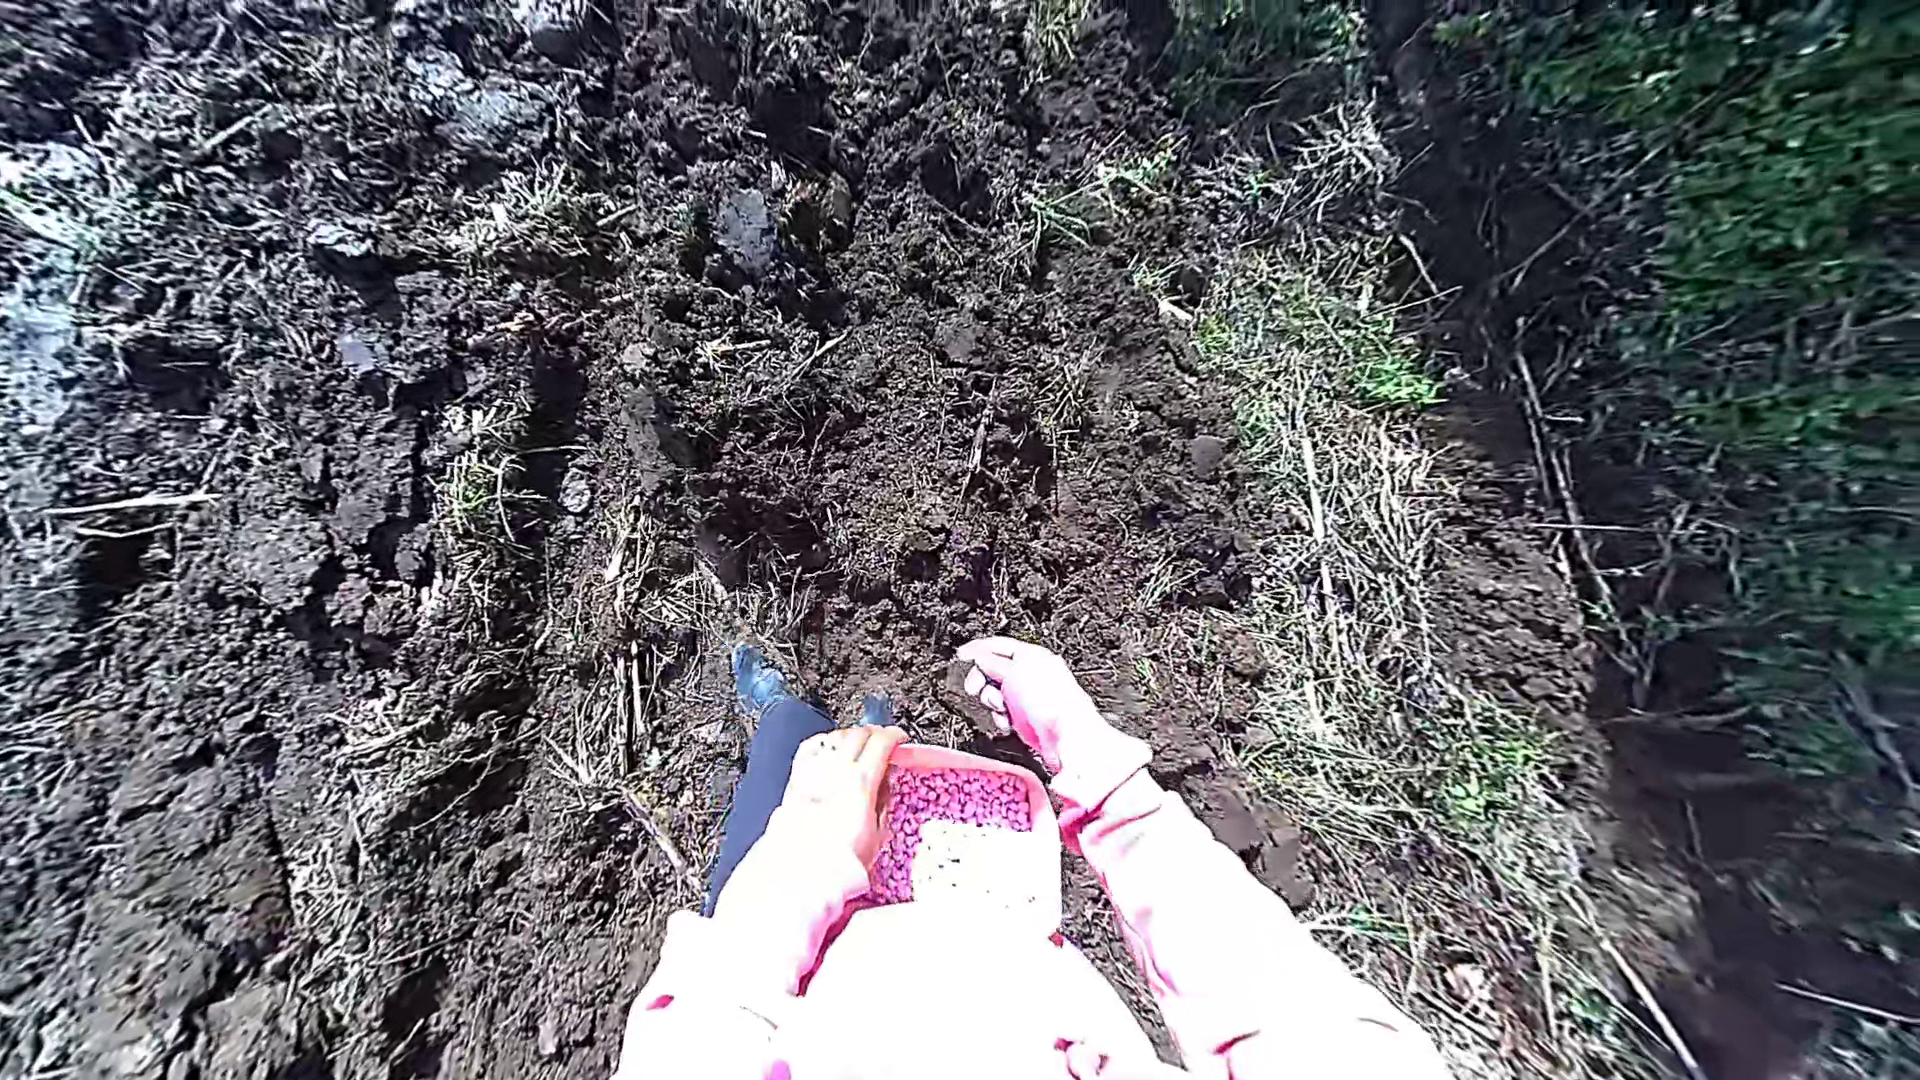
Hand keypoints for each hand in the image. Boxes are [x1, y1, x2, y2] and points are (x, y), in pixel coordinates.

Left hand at [780, 725, 906, 866]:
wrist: (803, 874)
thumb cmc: (839, 861)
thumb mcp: (877, 834)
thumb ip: (883, 801)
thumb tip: (886, 783)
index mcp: (861, 781)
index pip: (882, 741)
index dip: (894, 735)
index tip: (899, 739)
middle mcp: (837, 769)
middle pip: (859, 733)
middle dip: (875, 733)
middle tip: (882, 740)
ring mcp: (815, 771)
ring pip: (836, 735)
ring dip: (851, 735)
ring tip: (857, 743)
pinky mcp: (797, 778)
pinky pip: (811, 746)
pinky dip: (823, 741)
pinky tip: (828, 747)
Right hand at [955, 637, 1110, 773]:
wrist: (1067, 738)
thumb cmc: (1050, 701)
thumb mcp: (1014, 671)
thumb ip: (992, 662)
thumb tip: (979, 657)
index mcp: (1032, 656)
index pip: (999, 646)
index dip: (978, 650)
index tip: (962, 656)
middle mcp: (1031, 674)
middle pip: (994, 670)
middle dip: (982, 679)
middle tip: (976, 687)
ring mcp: (1029, 698)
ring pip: (996, 694)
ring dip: (992, 701)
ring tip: (1000, 708)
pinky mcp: (1027, 719)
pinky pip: (1003, 713)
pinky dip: (1000, 717)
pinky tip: (1006, 722)